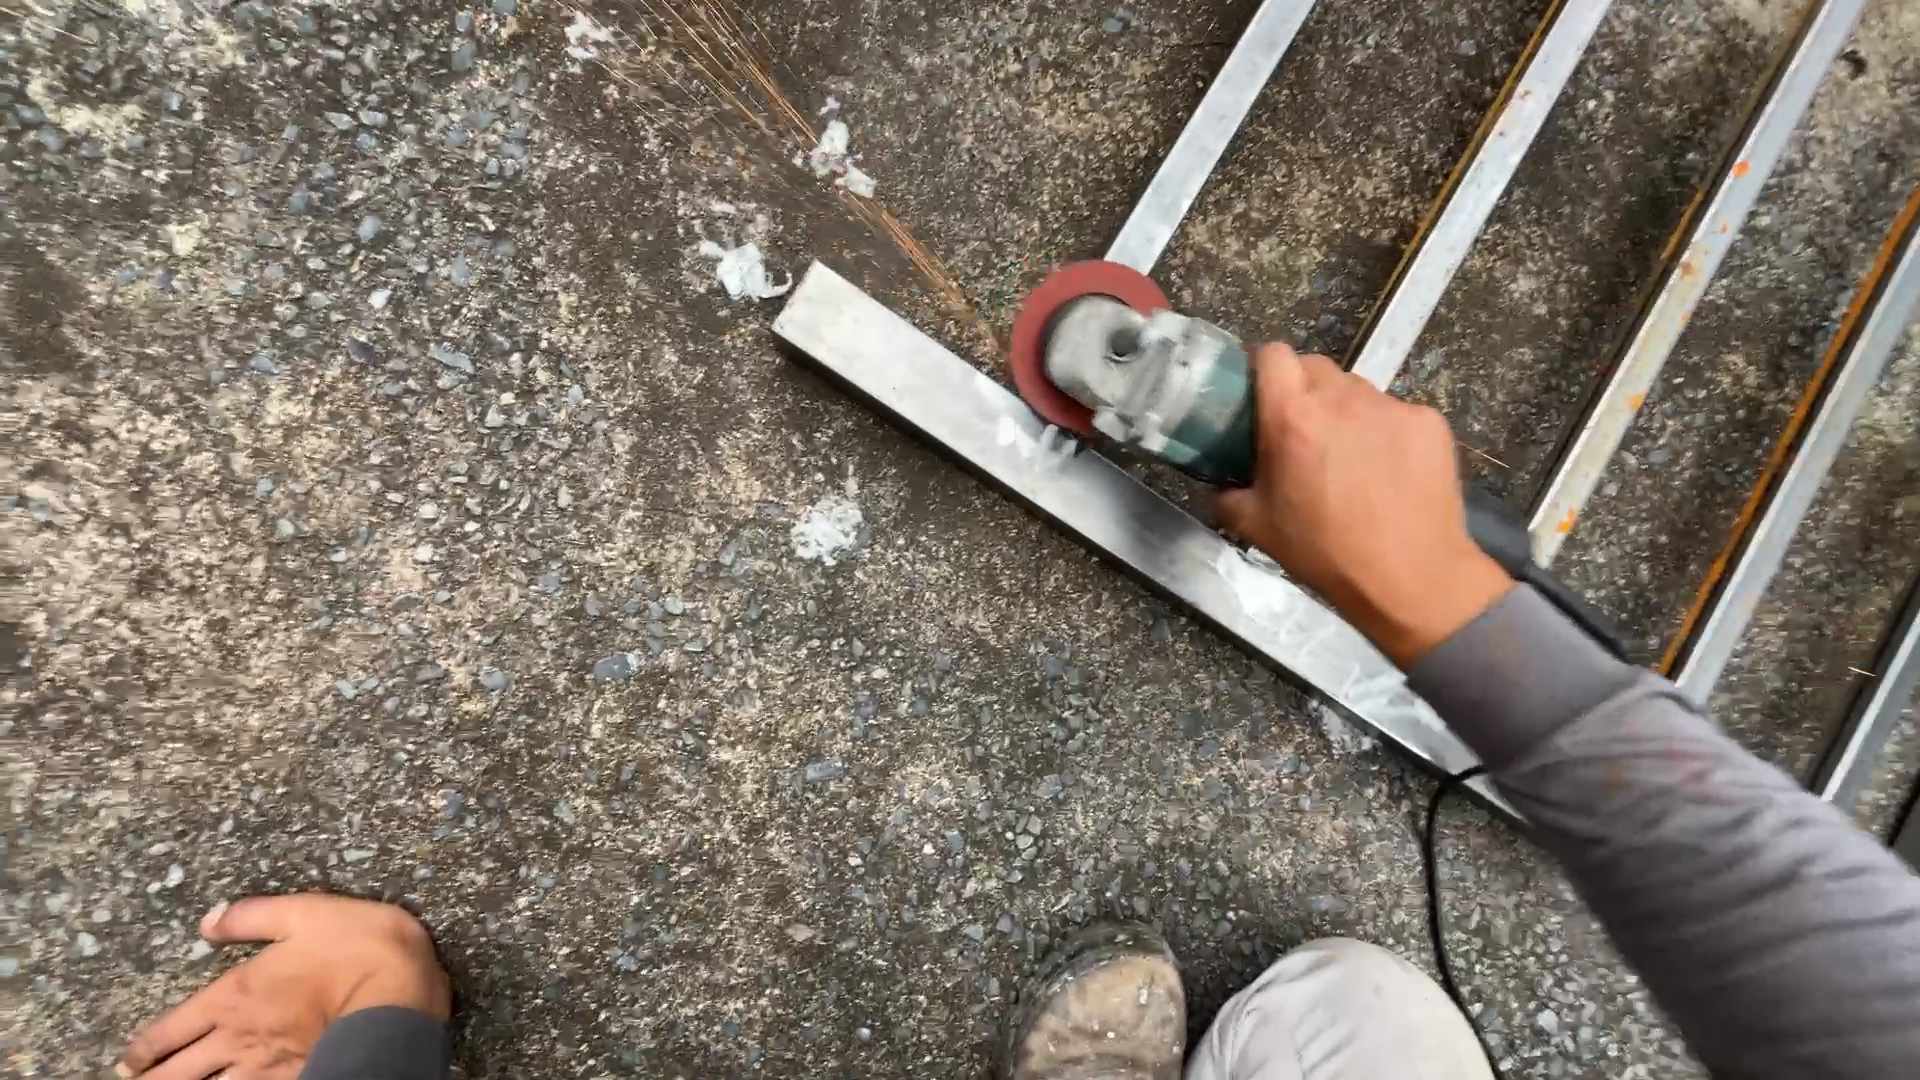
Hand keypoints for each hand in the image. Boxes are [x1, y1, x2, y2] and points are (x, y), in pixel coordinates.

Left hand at [119, 894, 450, 1079]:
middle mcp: (234, 1039)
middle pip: (168, 1076)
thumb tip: (209, 919)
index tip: (134, 1055)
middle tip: (141, 1078)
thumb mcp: (313, 912)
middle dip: (148, 1079)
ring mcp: (261, 1067)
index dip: (143, 1047)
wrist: (397, 995)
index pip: (165, 1033)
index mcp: (233, 997)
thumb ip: (257, 915)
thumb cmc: (358, 948)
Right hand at [1215, 343, 1511, 668]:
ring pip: (1355, 389)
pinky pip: (1393, 412)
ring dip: (1340, 410)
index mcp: (1292, 419)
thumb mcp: (1255, 526)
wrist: (1410, 576)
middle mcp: (1342, 400)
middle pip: (1313, 366)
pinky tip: (1383, 469)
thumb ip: (1226, 494)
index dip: (1260, 366)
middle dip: (1299, 389)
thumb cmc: (1324, 551)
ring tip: (1342, 454)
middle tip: (1295, 430)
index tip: (1256, 391)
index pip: (1272, 354)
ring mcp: (1392, 407)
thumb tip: (1220, 482)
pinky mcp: (1429, 422)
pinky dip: (1381, 430)